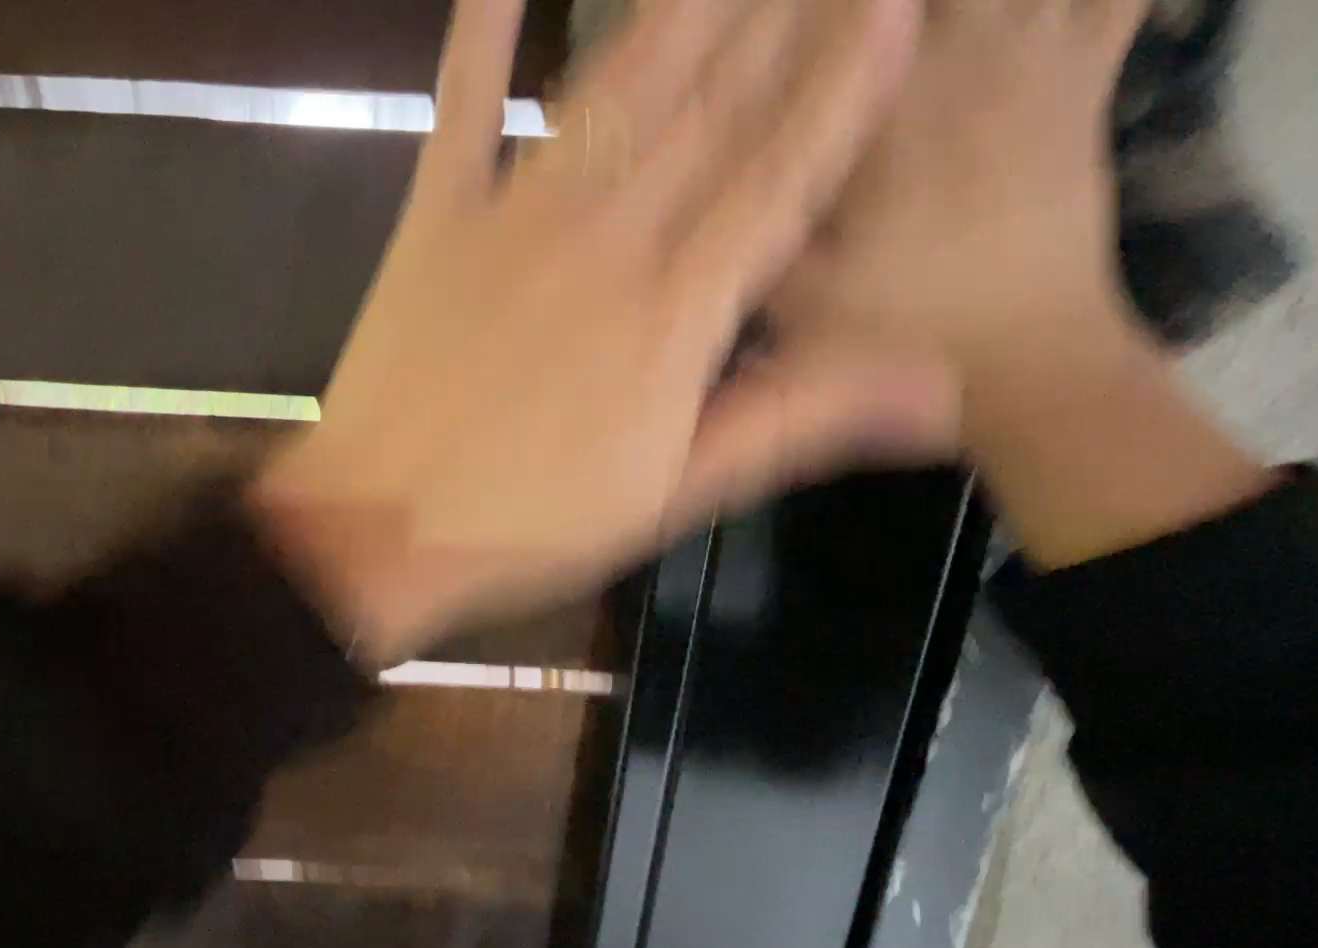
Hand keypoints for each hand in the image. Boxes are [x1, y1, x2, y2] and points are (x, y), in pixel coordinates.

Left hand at [249, 0, 950, 662]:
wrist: (377, 526)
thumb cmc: (524, 525)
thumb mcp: (667, 495)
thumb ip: (791, 421)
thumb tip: (940, 379)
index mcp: (672, 314)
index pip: (780, 179)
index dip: (842, 90)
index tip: (895, 4)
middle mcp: (605, 240)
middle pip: (710, 110)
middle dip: (777, 16)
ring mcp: (512, 220)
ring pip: (612, 88)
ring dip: (676, 5)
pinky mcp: (432, 220)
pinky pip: (461, 106)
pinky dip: (482, 30)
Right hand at [765, 0, 1272, 570]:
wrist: (1023, 360)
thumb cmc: (893, 326)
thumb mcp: (790, 288)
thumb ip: (751, 208)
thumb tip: (709, 141)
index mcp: (886, 106)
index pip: (835, 9)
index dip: (791, 14)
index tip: (760, 28)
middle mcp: (964, 58)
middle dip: (857, 9)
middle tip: (829, 29)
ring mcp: (1036, 60)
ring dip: (951, 3)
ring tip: (901, 27)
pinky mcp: (1081, 83)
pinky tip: (1024, 17)